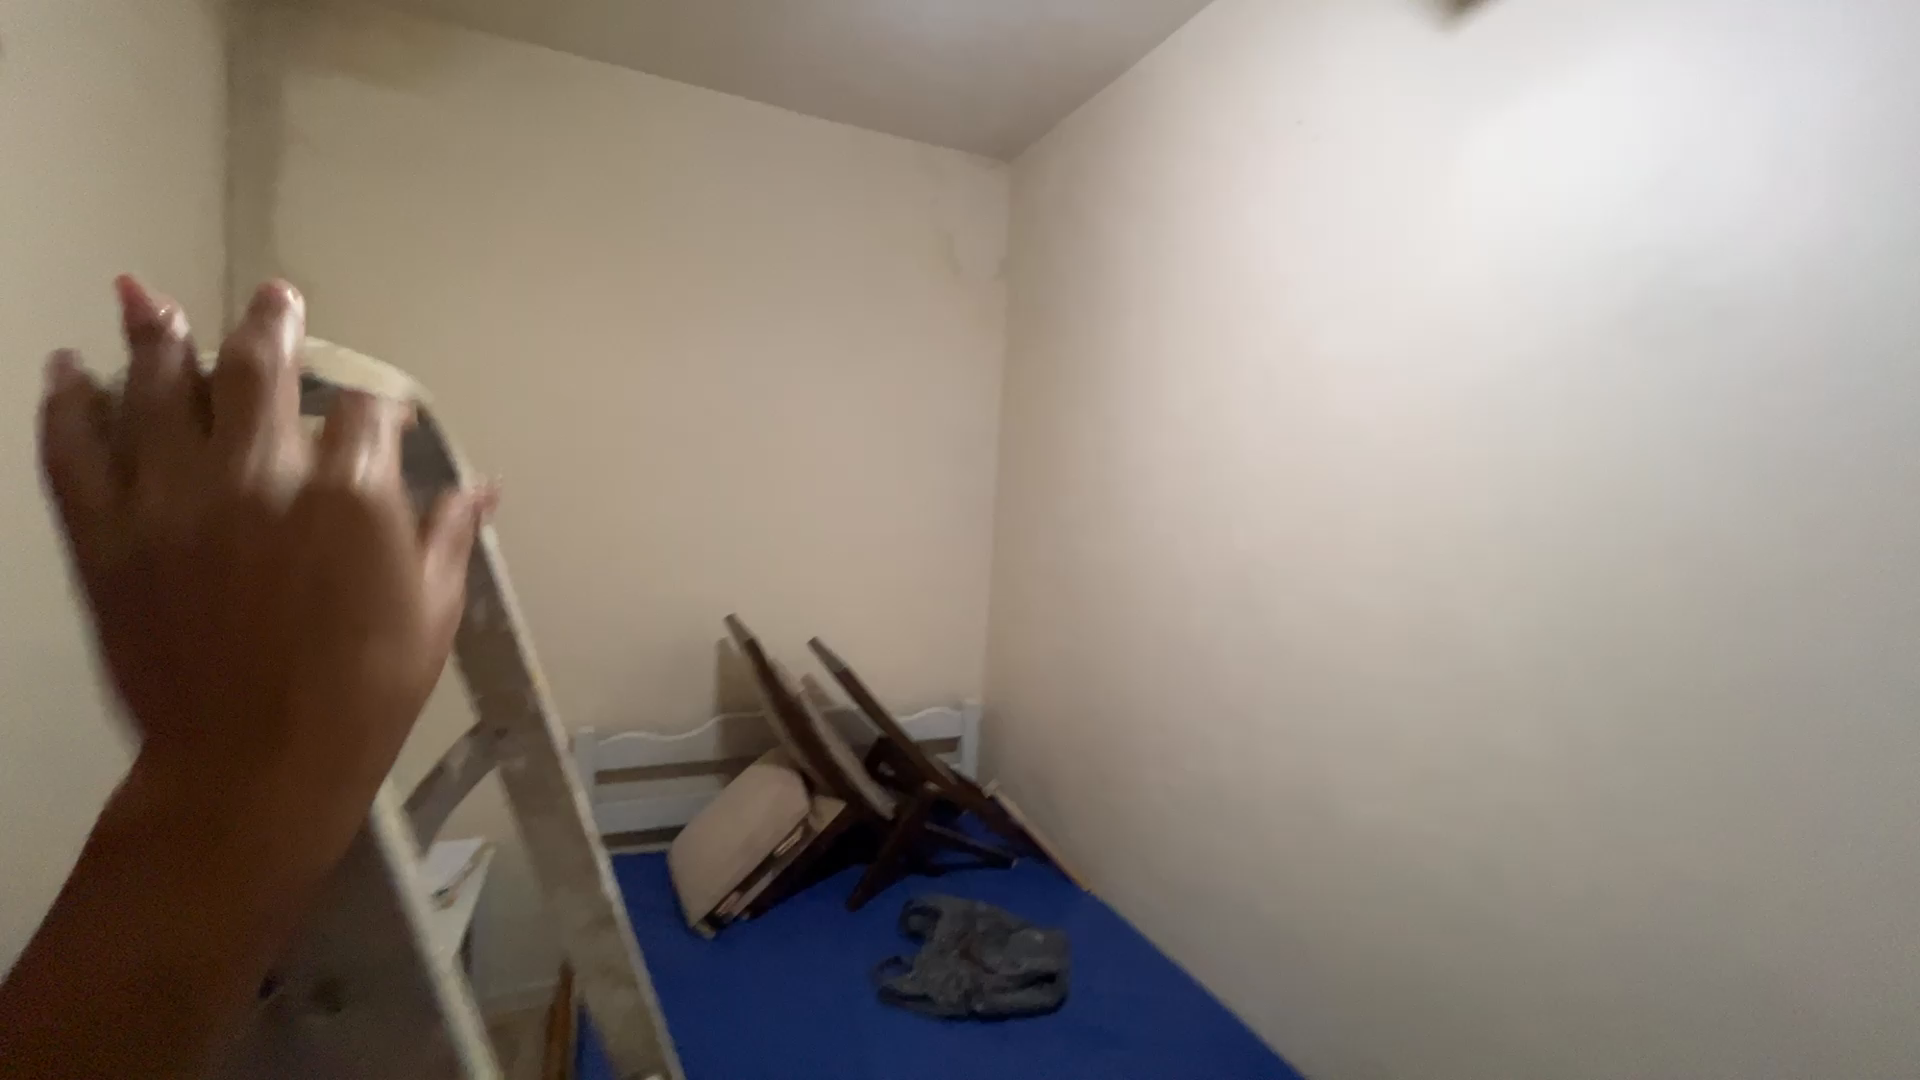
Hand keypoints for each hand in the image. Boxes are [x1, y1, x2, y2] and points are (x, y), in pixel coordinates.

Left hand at [38, 277, 496, 835]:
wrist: (261, 756)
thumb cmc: (373, 680)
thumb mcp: (435, 605)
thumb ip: (449, 533)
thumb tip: (482, 489)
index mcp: (355, 495)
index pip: (368, 413)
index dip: (381, 405)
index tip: (388, 412)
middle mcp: (264, 477)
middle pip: (262, 374)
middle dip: (272, 327)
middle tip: (274, 297)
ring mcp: (176, 500)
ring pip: (159, 392)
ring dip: (158, 339)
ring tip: (149, 296)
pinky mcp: (108, 534)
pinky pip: (75, 449)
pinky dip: (68, 403)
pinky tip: (69, 370)